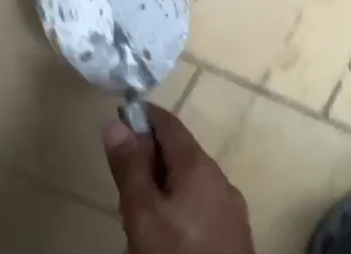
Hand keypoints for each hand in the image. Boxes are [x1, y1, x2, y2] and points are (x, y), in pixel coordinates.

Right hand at [104, 107, 253, 253]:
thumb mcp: (141, 213)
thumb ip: (128, 166)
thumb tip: (115, 122)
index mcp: (199, 166)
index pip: (167, 122)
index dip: (140, 117)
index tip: (116, 126)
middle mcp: (221, 179)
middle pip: (179, 151)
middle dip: (147, 157)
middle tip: (122, 182)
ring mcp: (231, 208)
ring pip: (189, 179)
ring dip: (161, 183)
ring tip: (137, 210)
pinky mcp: (235, 234)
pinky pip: (201, 202)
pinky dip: (178, 203)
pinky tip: (164, 232)